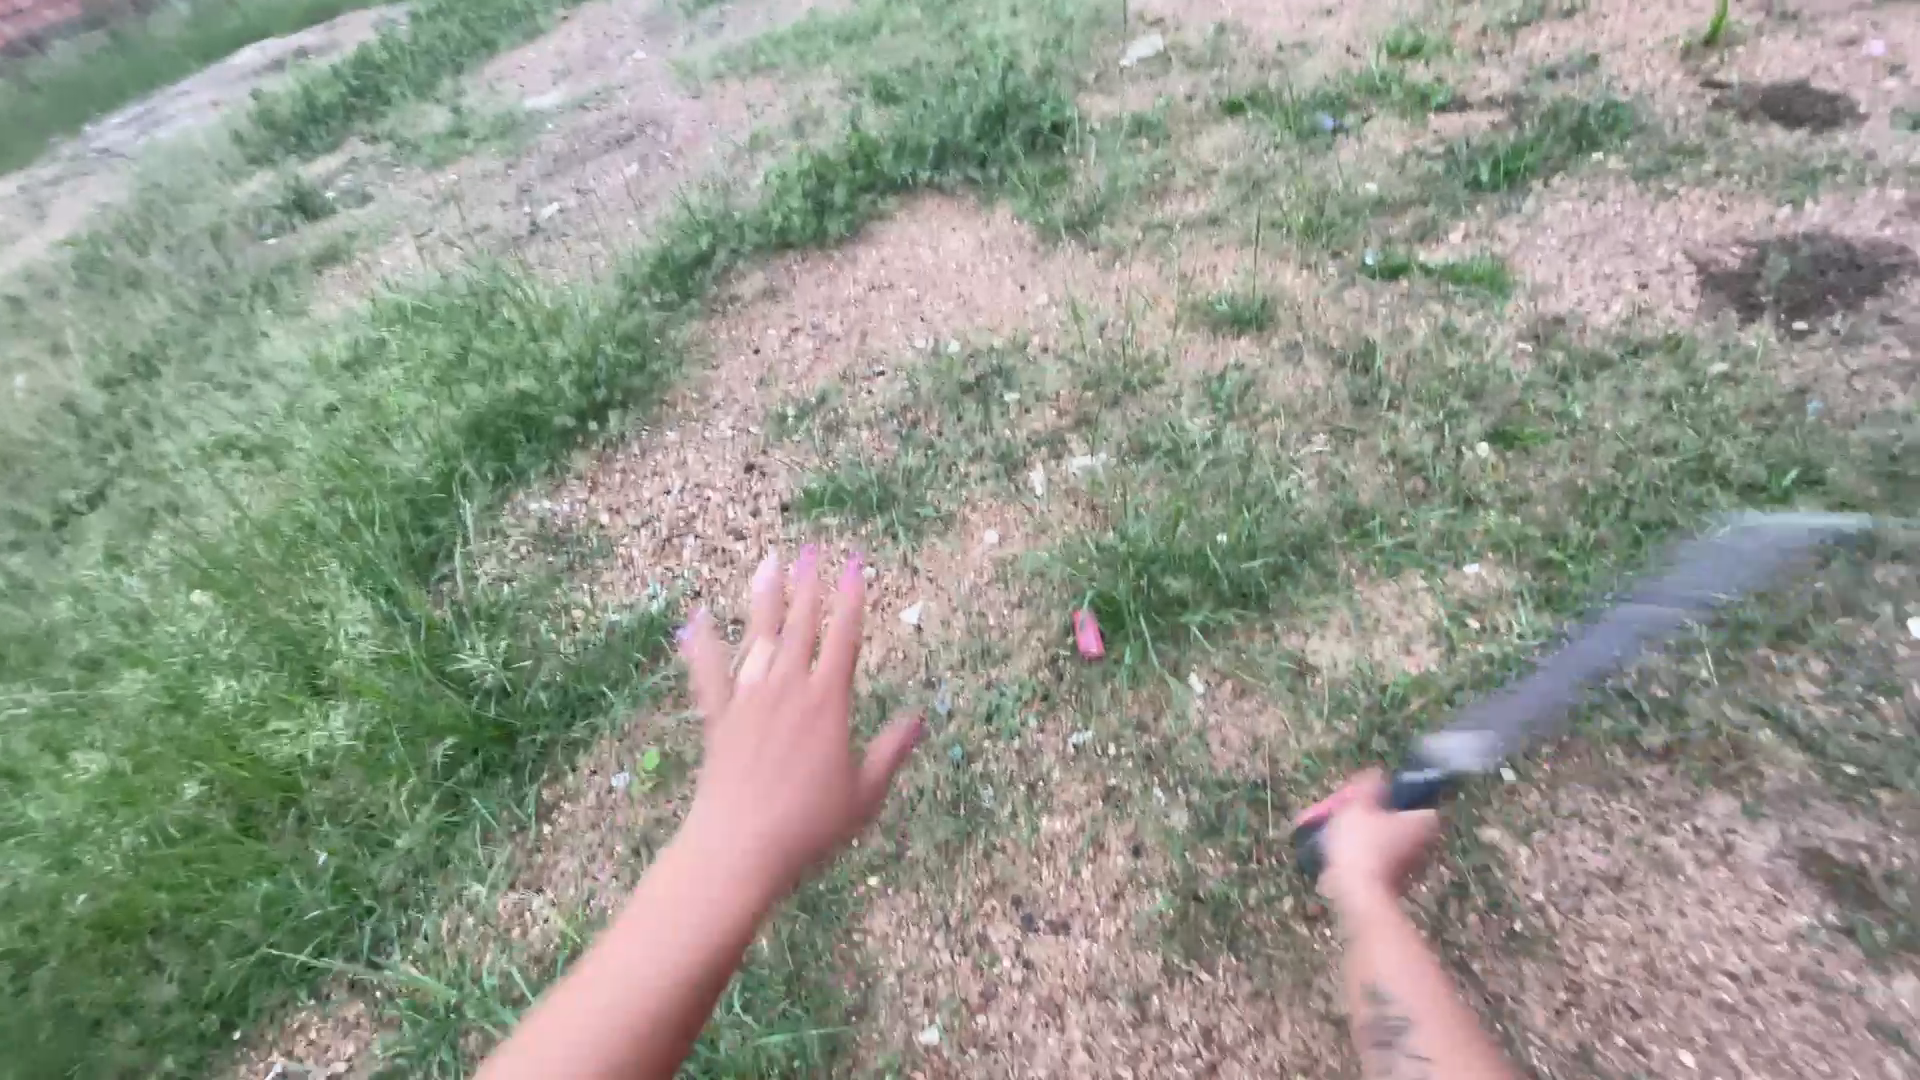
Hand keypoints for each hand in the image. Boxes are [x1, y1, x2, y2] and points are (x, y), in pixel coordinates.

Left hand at [674, 547, 922, 903]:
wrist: (738, 850)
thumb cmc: (808, 826)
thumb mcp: (865, 794)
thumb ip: (891, 751)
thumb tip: (920, 719)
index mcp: (827, 701)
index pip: (845, 637)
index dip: (852, 598)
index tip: (856, 565)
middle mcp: (788, 688)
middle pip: (801, 624)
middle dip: (809, 583)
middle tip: (813, 548)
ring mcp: (749, 698)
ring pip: (759, 635)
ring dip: (765, 596)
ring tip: (770, 560)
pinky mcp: (718, 716)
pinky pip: (708, 672)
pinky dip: (701, 644)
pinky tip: (697, 617)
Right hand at [1309, 770, 1439, 914]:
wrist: (1358, 892)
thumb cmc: (1360, 843)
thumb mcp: (1358, 805)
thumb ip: (1370, 786)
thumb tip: (1379, 771)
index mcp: (1423, 821)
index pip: (1422, 803)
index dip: (1400, 797)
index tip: (1377, 796)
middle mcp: (1425, 843)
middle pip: (1403, 821)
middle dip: (1379, 815)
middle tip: (1351, 811)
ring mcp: (1413, 865)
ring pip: (1391, 840)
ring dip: (1371, 834)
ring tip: (1340, 830)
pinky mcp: (1397, 881)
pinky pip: (1382, 858)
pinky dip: (1366, 852)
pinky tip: (1342, 850)